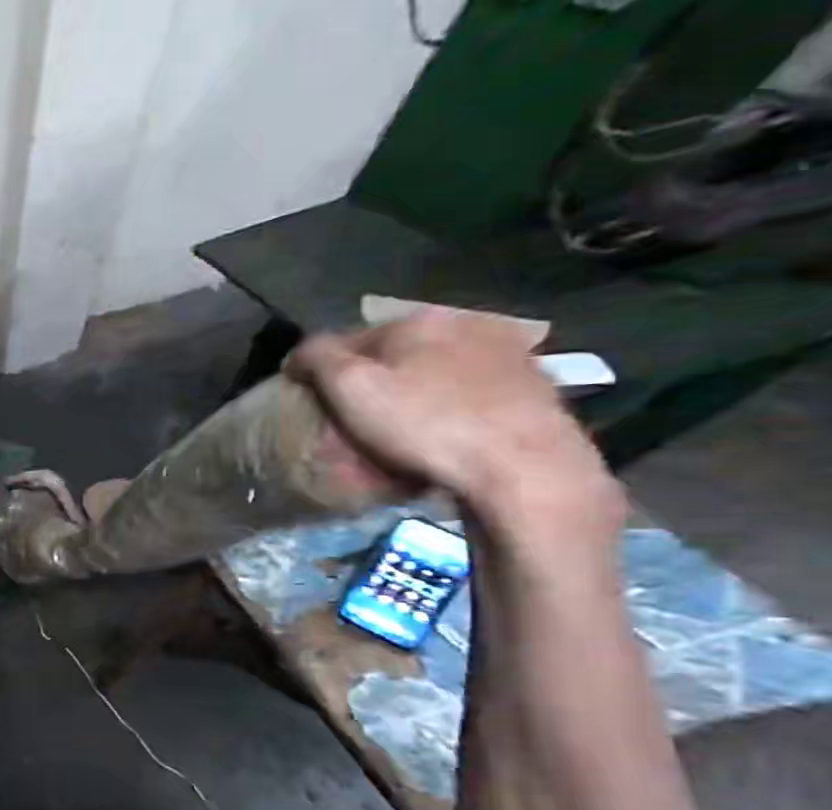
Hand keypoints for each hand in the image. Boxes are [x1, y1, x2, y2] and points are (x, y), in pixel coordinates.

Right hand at [285, 312, 623, 536]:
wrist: (523, 467)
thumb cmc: (425, 425)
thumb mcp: (351, 389)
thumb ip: (317, 359)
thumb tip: (297, 353)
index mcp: (417, 320)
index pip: (349, 338)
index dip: (323, 369)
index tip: (310, 398)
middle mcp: (464, 323)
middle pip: (397, 351)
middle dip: (374, 376)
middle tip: (355, 415)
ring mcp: (506, 352)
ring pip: (438, 367)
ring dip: (416, 388)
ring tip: (402, 425)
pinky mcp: (534, 385)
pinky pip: (472, 389)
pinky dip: (452, 403)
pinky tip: (446, 432)